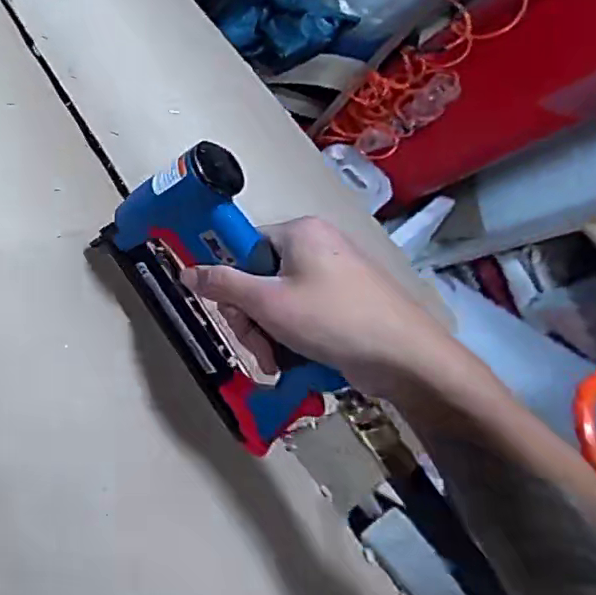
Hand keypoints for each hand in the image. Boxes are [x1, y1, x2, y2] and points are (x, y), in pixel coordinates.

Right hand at [180, 216, 462, 407]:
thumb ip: (222, 284)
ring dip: (267, 335)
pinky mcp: (347, 304)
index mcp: (299, 232)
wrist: (411, 362)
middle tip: (256, 346)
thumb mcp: (267, 303)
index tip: (230, 309)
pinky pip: (302, 315)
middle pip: (258, 279)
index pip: (243, 246)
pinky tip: (293, 362)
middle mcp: (317, 247)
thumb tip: (184, 272)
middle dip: (250, 319)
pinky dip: (292, 338)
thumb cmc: (333, 320)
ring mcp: (334, 277)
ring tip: (276, 362)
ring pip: (277, 302)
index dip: (230, 280)